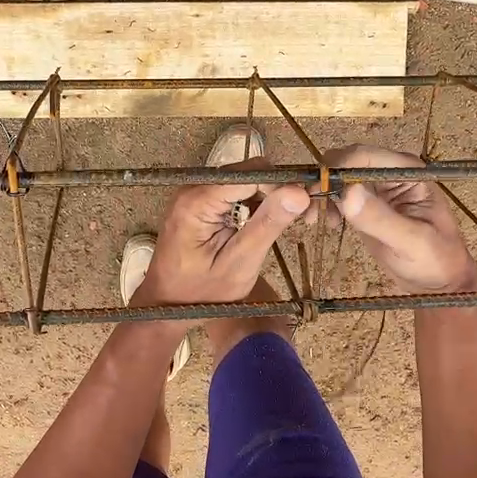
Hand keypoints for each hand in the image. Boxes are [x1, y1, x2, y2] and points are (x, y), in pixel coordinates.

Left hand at [132, 160, 310, 308]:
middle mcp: (194, 186)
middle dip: (282, 190)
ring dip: (272, 196)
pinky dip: (258, 202)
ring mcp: (196, 192)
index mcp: (198, 200)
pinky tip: (271, 221)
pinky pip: (237, 191)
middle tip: (308, 217)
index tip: (310, 207)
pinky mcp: (201, 201)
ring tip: (295, 220)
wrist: (165, 305)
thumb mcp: (239, 264)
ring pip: (247, 179)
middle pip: (251, 172)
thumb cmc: (200, 294)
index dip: (285, 185)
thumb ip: (267, 225)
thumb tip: (299, 192)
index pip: (253, 174)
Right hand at [321, 145, 476, 293]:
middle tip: (310, 210)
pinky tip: (330, 224)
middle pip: (346, 162)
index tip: (316, 193)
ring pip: (338, 177)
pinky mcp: (366, 203)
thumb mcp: (411, 242)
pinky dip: (328, 204)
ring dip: (322, 193)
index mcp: (406, 170)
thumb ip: (380, 219)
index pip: (363, 156)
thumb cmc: (435, 260)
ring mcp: (377, 186)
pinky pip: (339, 194)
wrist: (438, 282)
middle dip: (324, 181)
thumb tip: (348, 193)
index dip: (336, 169)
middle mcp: (389, 171)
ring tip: (314, 219)